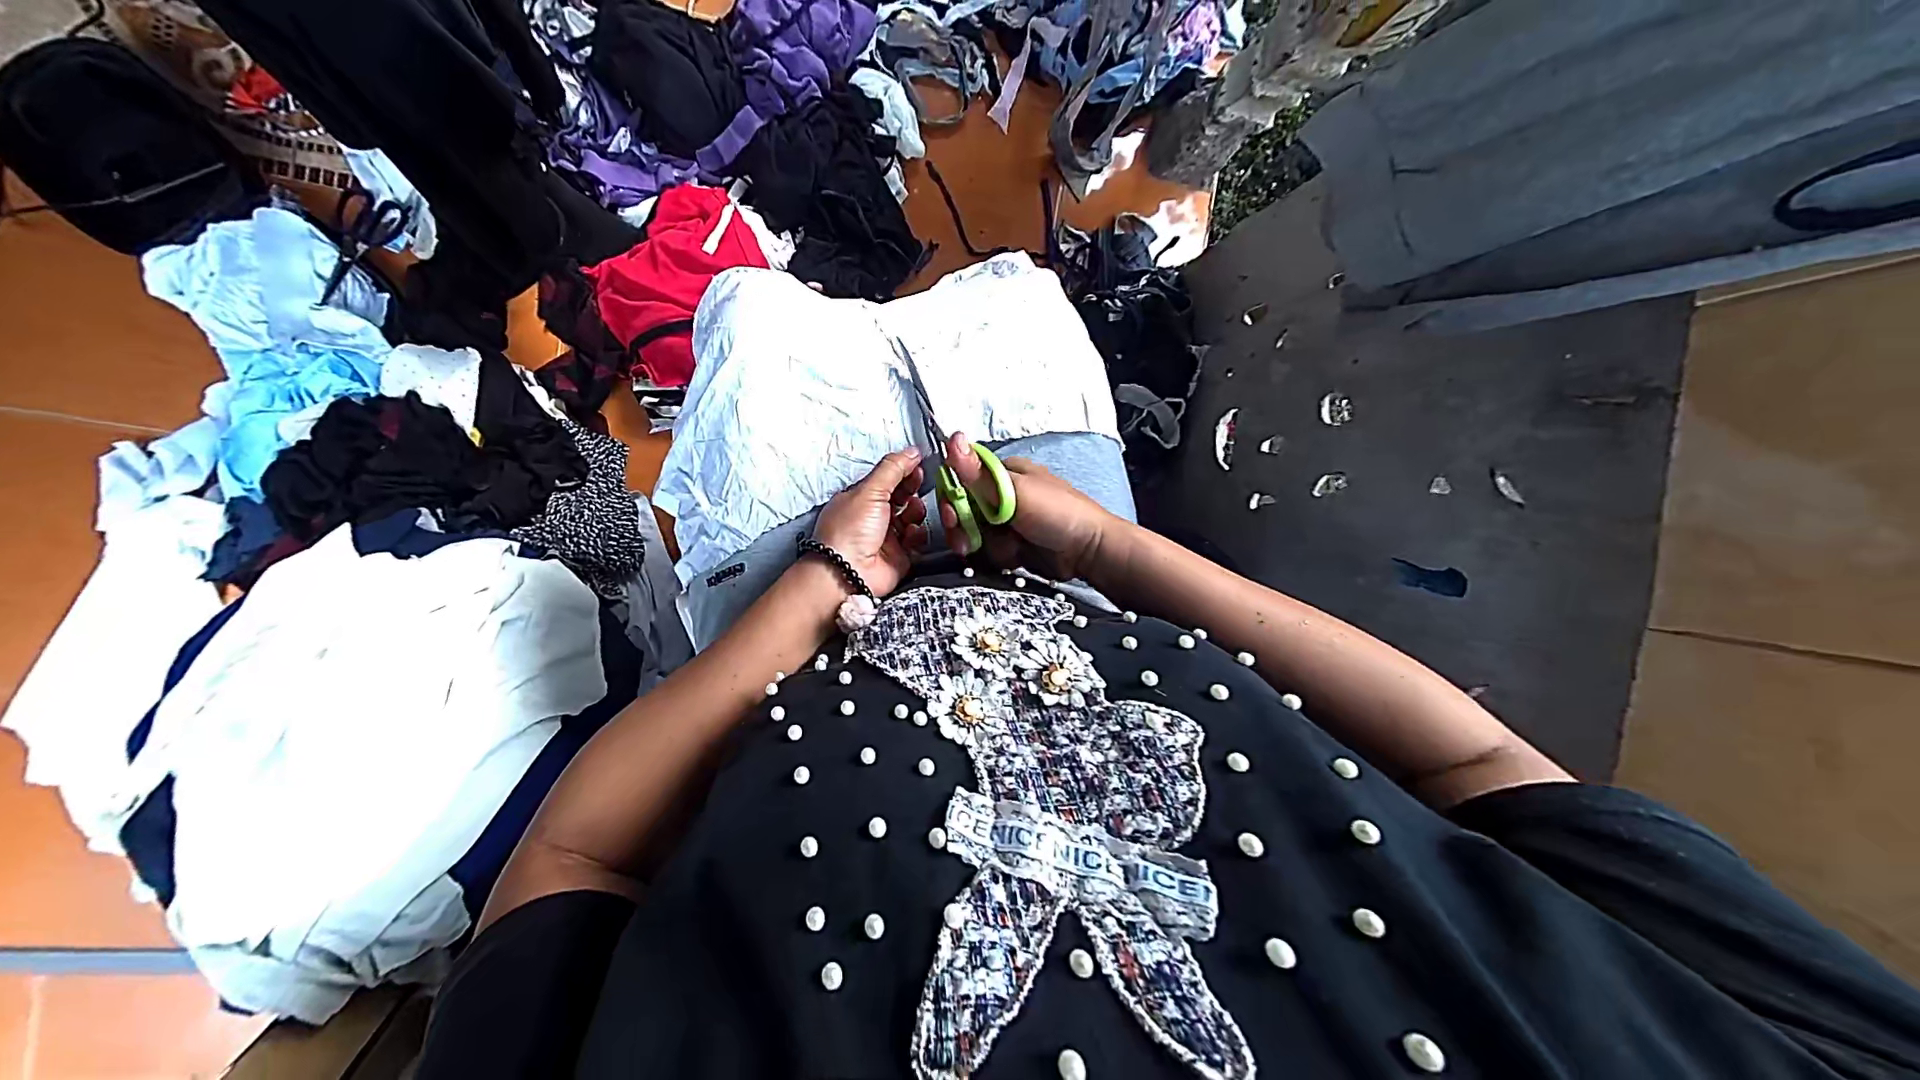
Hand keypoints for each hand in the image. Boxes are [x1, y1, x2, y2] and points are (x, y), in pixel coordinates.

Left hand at [811, 448, 929, 597]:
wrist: (848, 574)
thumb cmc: (846, 535)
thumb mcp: (869, 491)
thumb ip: (892, 469)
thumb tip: (909, 452)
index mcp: (860, 498)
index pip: (886, 478)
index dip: (902, 471)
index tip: (916, 465)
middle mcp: (873, 517)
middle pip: (901, 496)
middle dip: (912, 490)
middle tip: (918, 485)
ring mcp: (886, 537)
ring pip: (912, 517)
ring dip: (916, 511)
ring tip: (912, 512)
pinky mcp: (899, 555)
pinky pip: (917, 540)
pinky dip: (918, 535)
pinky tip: (912, 533)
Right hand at [938, 431, 1124, 580]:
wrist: (1088, 552)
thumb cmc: (1057, 513)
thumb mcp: (1015, 491)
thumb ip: (979, 472)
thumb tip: (953, 437)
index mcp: (1003, 473)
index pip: (962, 478)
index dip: (952, 497)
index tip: (953, 514)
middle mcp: (1002, 495)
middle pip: (964, 509)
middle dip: (963, 526)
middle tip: (969, 540)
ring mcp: (1007, 521)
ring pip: (974, 532)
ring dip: (982, 544)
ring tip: (1001, 550)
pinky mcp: (1012, 544)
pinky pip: (989, 549)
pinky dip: (996, 555)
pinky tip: (1011, 558)